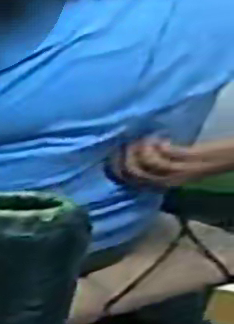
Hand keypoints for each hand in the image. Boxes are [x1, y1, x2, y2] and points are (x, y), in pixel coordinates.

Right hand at [117, 136, 233, 187]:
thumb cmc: (212, 159)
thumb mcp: (182, 169)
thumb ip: (162, 168)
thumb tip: (133, 163)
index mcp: (165, 183)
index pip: (130, 180)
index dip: (117, 169)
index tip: (111, 157)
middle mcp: (170, 179)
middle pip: (136, 172)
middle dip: (125, 159)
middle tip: (122, 147)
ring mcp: (182, 168)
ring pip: (149, 163)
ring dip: (140, 151)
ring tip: (140, 141)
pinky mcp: (192, 157)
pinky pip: (167, 153)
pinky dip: (158, 145)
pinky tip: (159, 139)